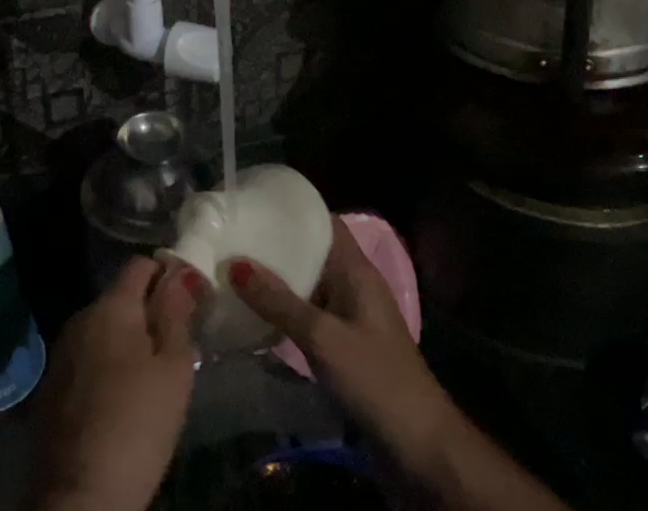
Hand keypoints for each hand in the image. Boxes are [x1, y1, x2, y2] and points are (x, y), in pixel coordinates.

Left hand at [26, 256, 202, 510]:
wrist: (80, 491)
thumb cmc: (138, 423)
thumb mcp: (173, 369)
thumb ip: (176, 315)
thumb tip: (178, 272)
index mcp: (111, 307)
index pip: (139, 264)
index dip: (167, 271)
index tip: (189, 295)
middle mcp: (80, 318)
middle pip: (120, 297)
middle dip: (148, 310)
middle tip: (178, 342)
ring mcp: (62, 350)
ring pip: (103, 328)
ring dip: (128, 338)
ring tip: (154, 372)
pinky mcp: (52, 382)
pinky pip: (87, 356)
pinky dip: (107, 363)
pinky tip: (122, 395)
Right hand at [229, 217, 442, 445]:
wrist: (419, 446)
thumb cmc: (376, 379)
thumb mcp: (322, 337)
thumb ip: (279, 301)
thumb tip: (234, 263)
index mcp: (357, 272)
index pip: (325, 223)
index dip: (292, 209)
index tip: (252, 202)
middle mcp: (353, 287)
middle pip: (311, 253)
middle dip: (273, 245)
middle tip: (228, 238)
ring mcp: (348, 318)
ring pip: (305, 286)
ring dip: (274, 280)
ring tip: (228, 271)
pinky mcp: (341, 347)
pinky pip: (306, 316)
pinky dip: (280, 312)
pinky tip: (248, 315)